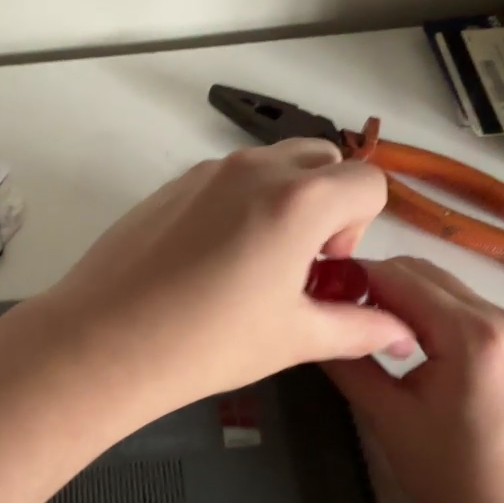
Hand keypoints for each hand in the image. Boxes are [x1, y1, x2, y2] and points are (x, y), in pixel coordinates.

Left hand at [32, 139, 416, 414]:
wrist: (104, 340)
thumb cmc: (208, 343)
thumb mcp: (294, 338)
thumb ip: (358, 325)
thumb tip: (398, 331)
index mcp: (298, 199)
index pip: (368, 181)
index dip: (361, 226)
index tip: (325, 269)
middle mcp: (255, 169)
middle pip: (322, 159)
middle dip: (329, 203)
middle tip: (298, 262)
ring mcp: (207, 171)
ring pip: (272, 163)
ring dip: (285, 199)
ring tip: (253, 264)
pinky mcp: (172, 184)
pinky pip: (227, 177)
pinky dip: (241, 202)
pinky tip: (209, 261)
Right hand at [324, 257, 503, 502]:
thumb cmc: (456, 476)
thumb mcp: (388, 418)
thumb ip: (349, 362)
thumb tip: (311, 325)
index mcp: (470, 333)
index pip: (396, 276)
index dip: (349, 279)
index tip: (312, 295)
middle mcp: (497, 316)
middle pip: (419, 271)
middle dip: (372, 284)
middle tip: (332, 312)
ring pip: (437, 284)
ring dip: (396, 295)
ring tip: (360, 327)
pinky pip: (456, 304)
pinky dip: (422, 309)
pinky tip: (397, 340)